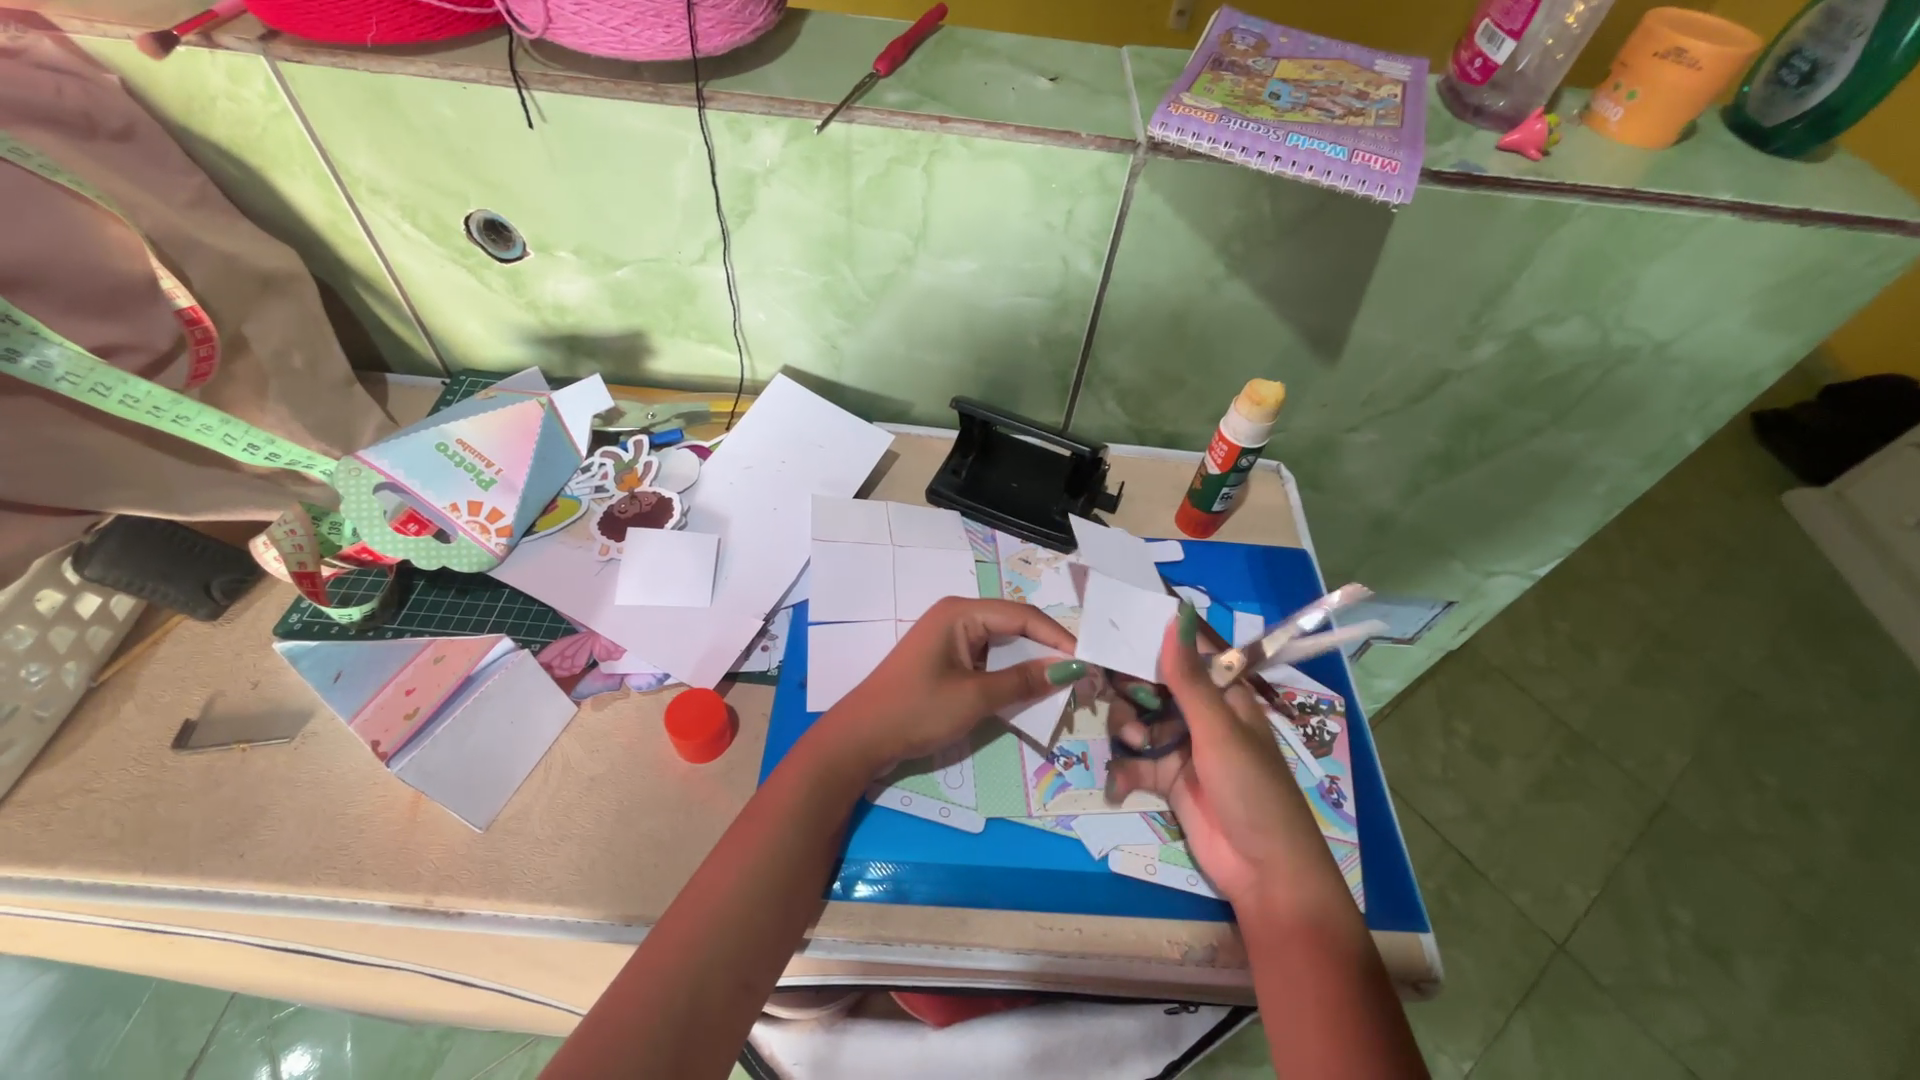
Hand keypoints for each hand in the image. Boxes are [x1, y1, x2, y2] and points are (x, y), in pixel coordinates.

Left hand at [816, 597, 1082, 771]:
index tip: (1089, 662)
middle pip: (1015, 627)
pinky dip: (1009, 677)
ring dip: (1030, 667)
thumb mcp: (975, 698)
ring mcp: (950, 641)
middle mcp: (957, 618)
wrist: (860, 740)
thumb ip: (1023, 681)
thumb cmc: (916, 711)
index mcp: (961, 613)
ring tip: (1062, 688)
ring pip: (1003, 647)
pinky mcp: (946, 664)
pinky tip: (1029, 695)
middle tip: (1081, 677)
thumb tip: (1069, 668)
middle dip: (1047, 652)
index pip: (1023, 615)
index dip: (1058, 637)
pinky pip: (987, 663)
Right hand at [1107, 606, 1334, 909]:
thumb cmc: (1252, 789)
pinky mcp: (1169, 782)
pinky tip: (1118, 784)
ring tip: (1131, 745)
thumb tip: (1173, 617)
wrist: (1264, 870)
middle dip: (1132, 694)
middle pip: (1154, 689)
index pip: (1186, 656)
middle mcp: (1202, 717)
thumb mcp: (1218, 730)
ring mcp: (1184, 749)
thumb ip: (1188, 678)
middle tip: (1118, 698)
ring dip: (1127, 730)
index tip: (1116, 638)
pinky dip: (1124, 769)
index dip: (1153, 645)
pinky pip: (1136, 763)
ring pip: (1139, 723)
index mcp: (1224, 696)